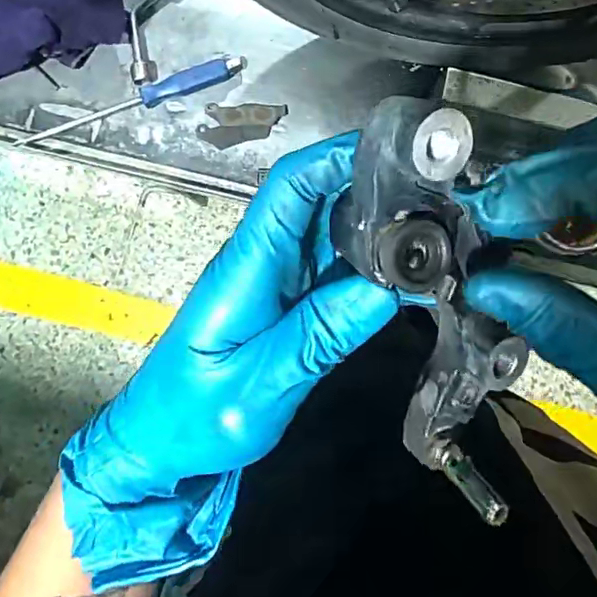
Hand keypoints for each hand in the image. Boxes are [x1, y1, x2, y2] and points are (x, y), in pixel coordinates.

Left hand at [60, 133, 397, 588]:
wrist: (162, 446)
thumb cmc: (193, 418)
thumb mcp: (256, 387)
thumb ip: (316, 338)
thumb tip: (380, 291)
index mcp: (245, 267)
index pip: (287, 188)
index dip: (334, 158)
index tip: (390, 150)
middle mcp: (260, 263)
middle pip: (314, 200)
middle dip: (368, 183)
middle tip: (434, 189)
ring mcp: (274, 282)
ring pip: (327, 232)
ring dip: (374, 221)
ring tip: (434, 223)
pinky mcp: (284, 305)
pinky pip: (329, 270)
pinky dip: (365, 262)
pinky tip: (403, 270)